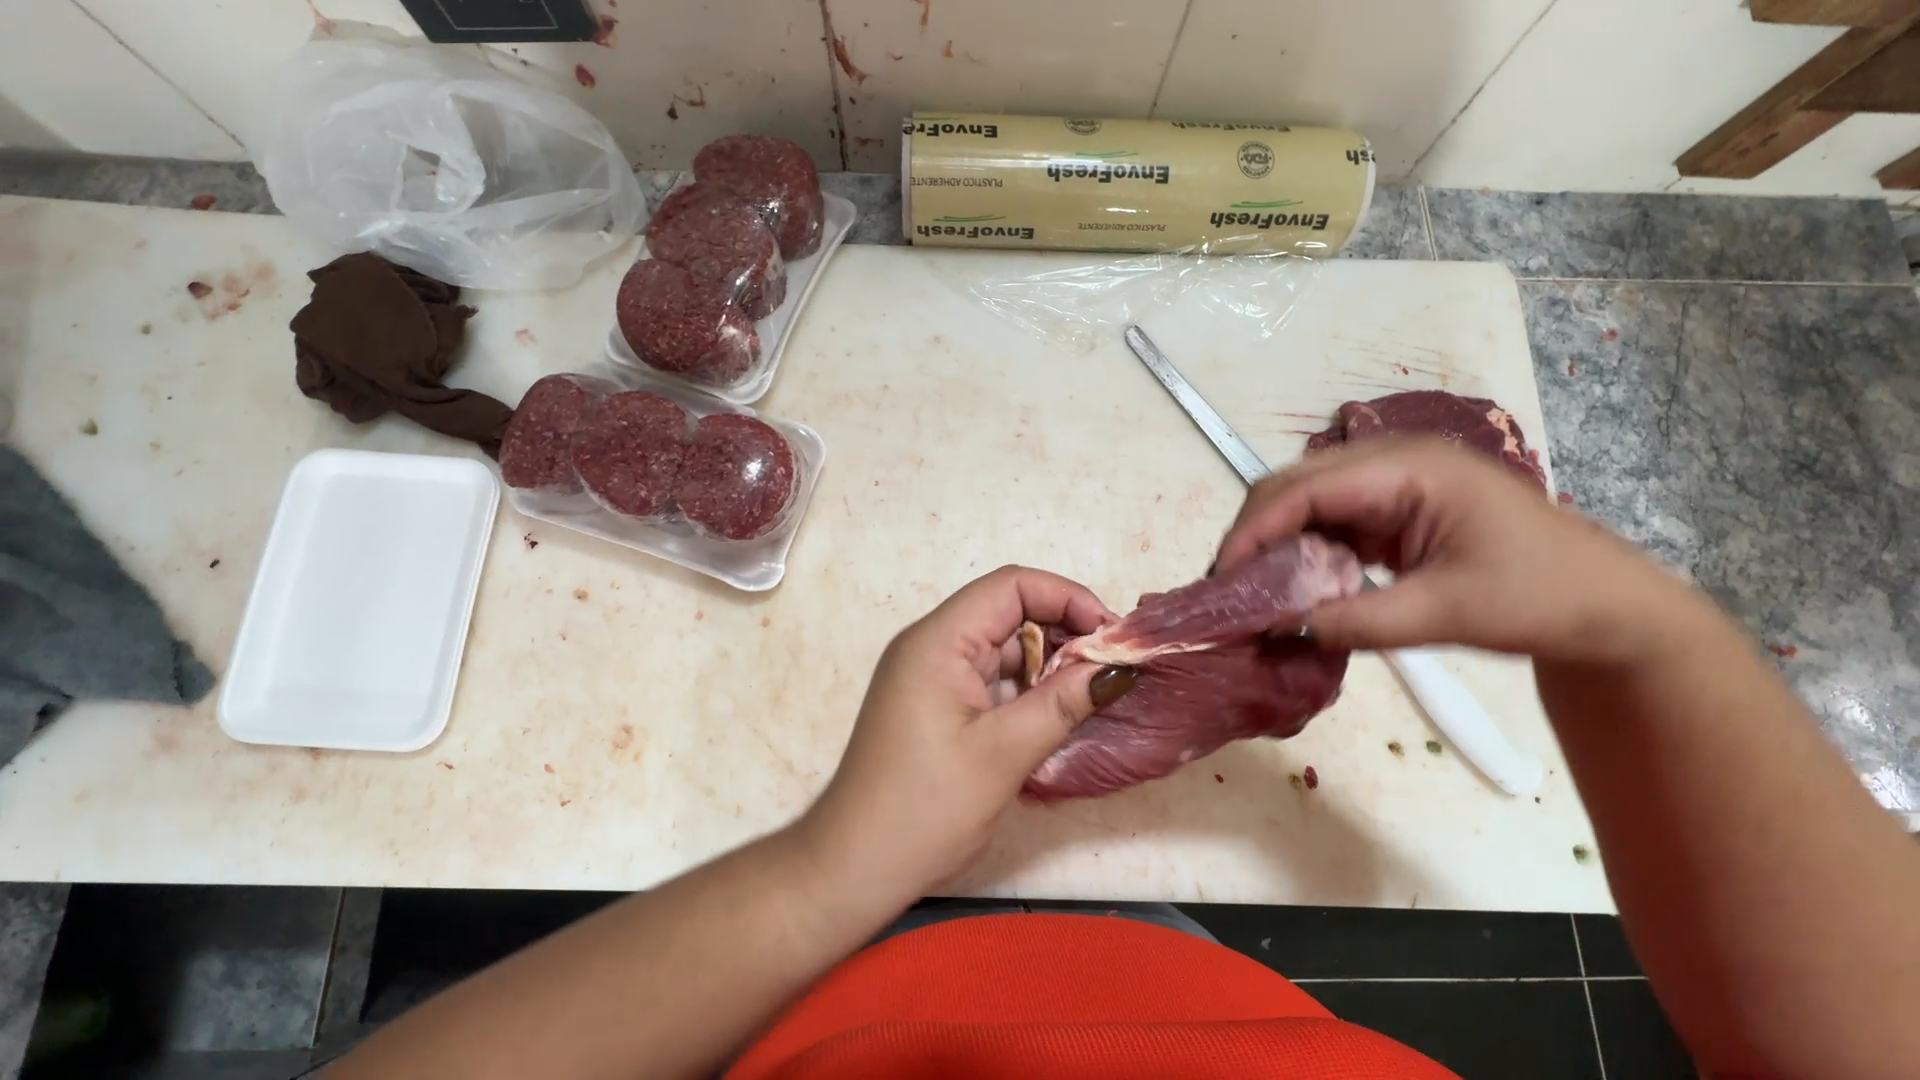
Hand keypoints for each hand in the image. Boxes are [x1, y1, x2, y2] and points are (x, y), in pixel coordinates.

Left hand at [796, 566, 1126, 901]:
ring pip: (1003, 647)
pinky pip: (991, 679)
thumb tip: (1120, 667)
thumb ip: (1064, 703)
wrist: (855, 867)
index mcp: (938, 641)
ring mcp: (931, 676)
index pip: (1011, 585)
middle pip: (1008, 612)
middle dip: (1064, 631)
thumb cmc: (925, 808)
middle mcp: (932, 646)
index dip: (1067, 597)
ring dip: (1049, 664)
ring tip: (1092, 693)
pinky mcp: (937, 705)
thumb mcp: (1004, 753)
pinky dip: (1027, 689)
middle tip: (1111, 669)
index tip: (1111, 636)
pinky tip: (1058, 714)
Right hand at [1216, 438, 1699, 663]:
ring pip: (1307, 504)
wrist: (1612, 610)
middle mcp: (1393, 462)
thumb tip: (1275, 627)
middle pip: (1295, 486)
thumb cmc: (1541, 599)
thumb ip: (1354, 619)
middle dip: (1255, 534)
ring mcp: (1395, 484)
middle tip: (1227, 588)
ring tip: (1251, 591)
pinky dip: (1305, 555)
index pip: (1304, 488)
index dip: (1255, 530)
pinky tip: (1294, 588)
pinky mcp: (1396, 511)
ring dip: (1276, 545)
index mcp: (1408, 468)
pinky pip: (1332, 525)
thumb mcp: (1444, 613)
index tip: (1222, 579)